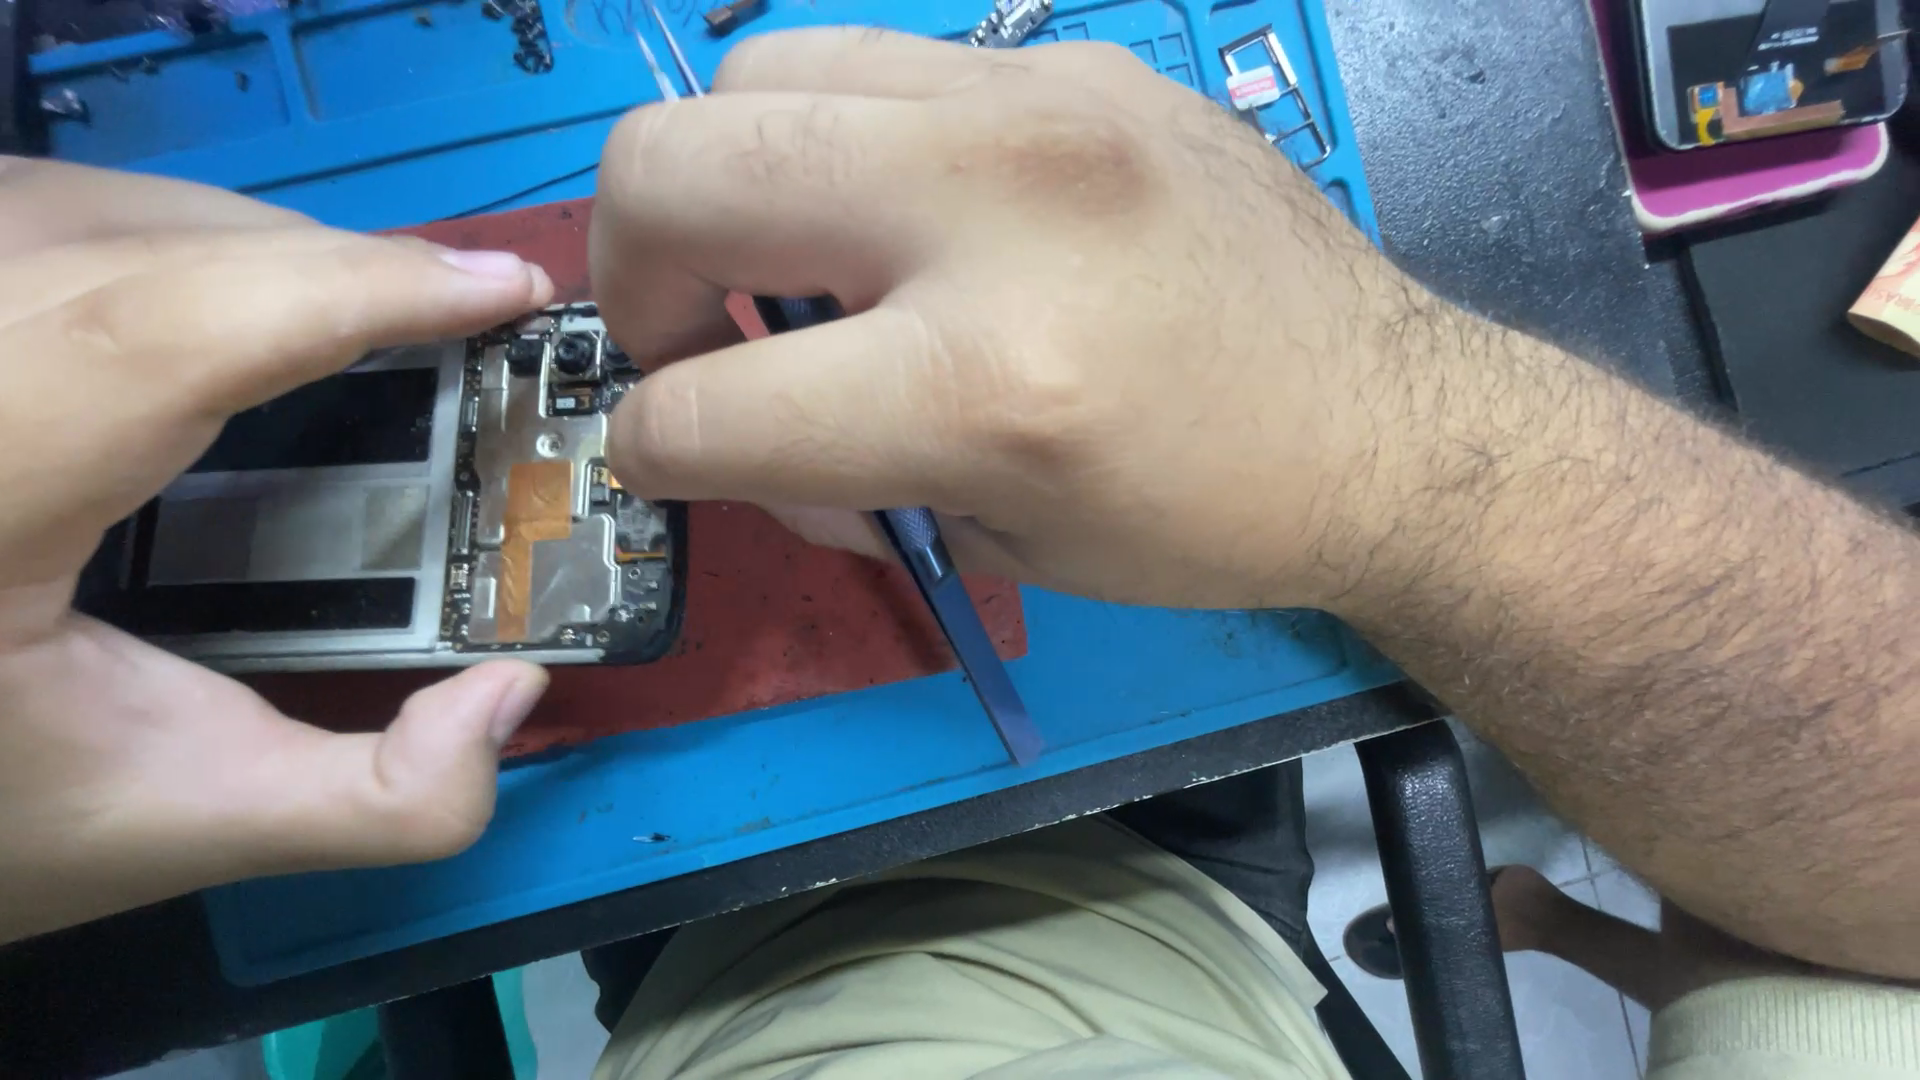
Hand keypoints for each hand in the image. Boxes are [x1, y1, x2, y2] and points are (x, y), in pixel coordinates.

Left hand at [0, 160, 553, 942]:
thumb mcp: (193, 821)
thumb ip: (385, 798)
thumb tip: (514, 689)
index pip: (158, 337)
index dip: (353, 291)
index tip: (504, 287)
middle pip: (131, 248)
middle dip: (335, 263)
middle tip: (467, 303)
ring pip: (76, 204)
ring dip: (260, 244)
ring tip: (376, 300)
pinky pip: (36, 211)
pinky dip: (172, 235)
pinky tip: (242, 295)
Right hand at [591, 28, 1427, 607]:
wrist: (1383, 430)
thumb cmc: (1197, 524)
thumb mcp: (1000, 545)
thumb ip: (836, 483)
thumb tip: (733, 433)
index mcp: (983, 388)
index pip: (710, 407)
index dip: (654, 446)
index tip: (666, 453)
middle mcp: (994, 214)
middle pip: (670, 170)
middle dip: (634, 277)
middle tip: (691, 340)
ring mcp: (1038, 106)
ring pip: (754, 81)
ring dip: (725, 189)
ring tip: (795, 272)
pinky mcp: (1075, 65)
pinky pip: (871, 66)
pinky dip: (832, 151)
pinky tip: (894, 222)